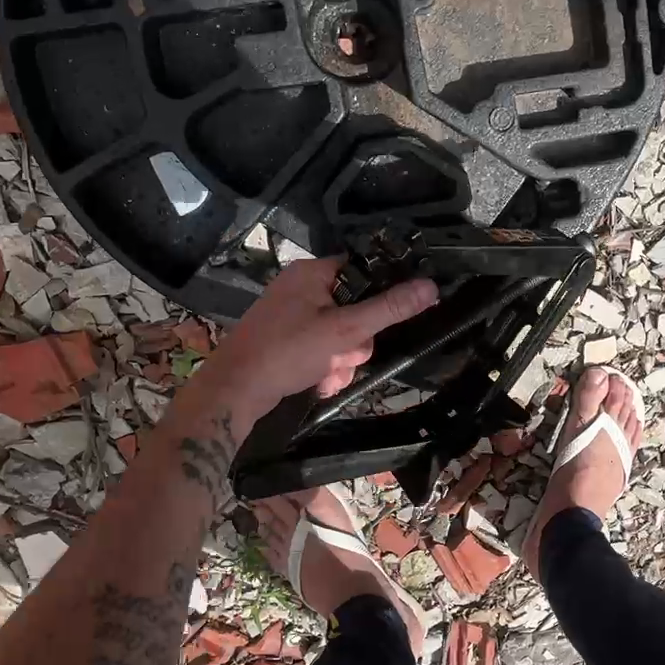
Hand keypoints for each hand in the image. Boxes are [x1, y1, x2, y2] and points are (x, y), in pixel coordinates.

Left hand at [192, 256, 437, 420]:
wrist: (233, 392)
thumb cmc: (287, 352)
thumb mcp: (345, 331)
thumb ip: (389, 308)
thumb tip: (431, 286)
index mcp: (313, 272)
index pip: (363, 271)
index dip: (380, 297)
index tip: (383, 322)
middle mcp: (301, 288)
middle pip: (355, 309)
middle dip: (356, 342)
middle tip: (345, 356)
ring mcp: (291, 316)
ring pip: (340, 335)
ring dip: (342, 360)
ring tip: (327, 375)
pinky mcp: (285, 341)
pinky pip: (321, 349)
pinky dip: (324, 368)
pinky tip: (317, 383)